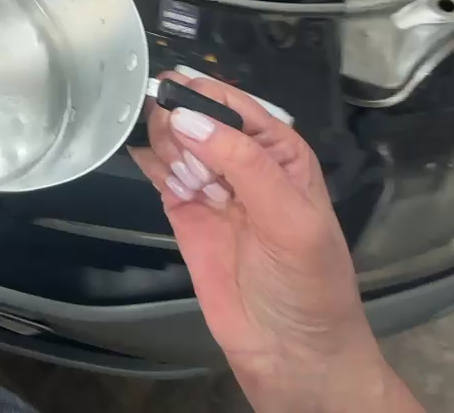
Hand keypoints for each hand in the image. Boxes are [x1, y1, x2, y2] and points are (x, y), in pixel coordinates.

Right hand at [128, 73, 423, 412]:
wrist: (289, 354)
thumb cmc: (308, 286)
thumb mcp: (290, 221)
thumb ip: (242, 163)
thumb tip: (184, 118)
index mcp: (276, 149)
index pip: (227, 100)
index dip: (197, 100)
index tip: (175, 116)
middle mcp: (238, 155)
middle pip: (189, 111)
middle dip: (179, 129)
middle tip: (193, 171)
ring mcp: (206, 178)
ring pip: (167, 133)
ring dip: (166, 149)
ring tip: (189, 187)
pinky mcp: (179, 201)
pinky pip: (153, 163)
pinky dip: (145, 158)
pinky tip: (156, 169)